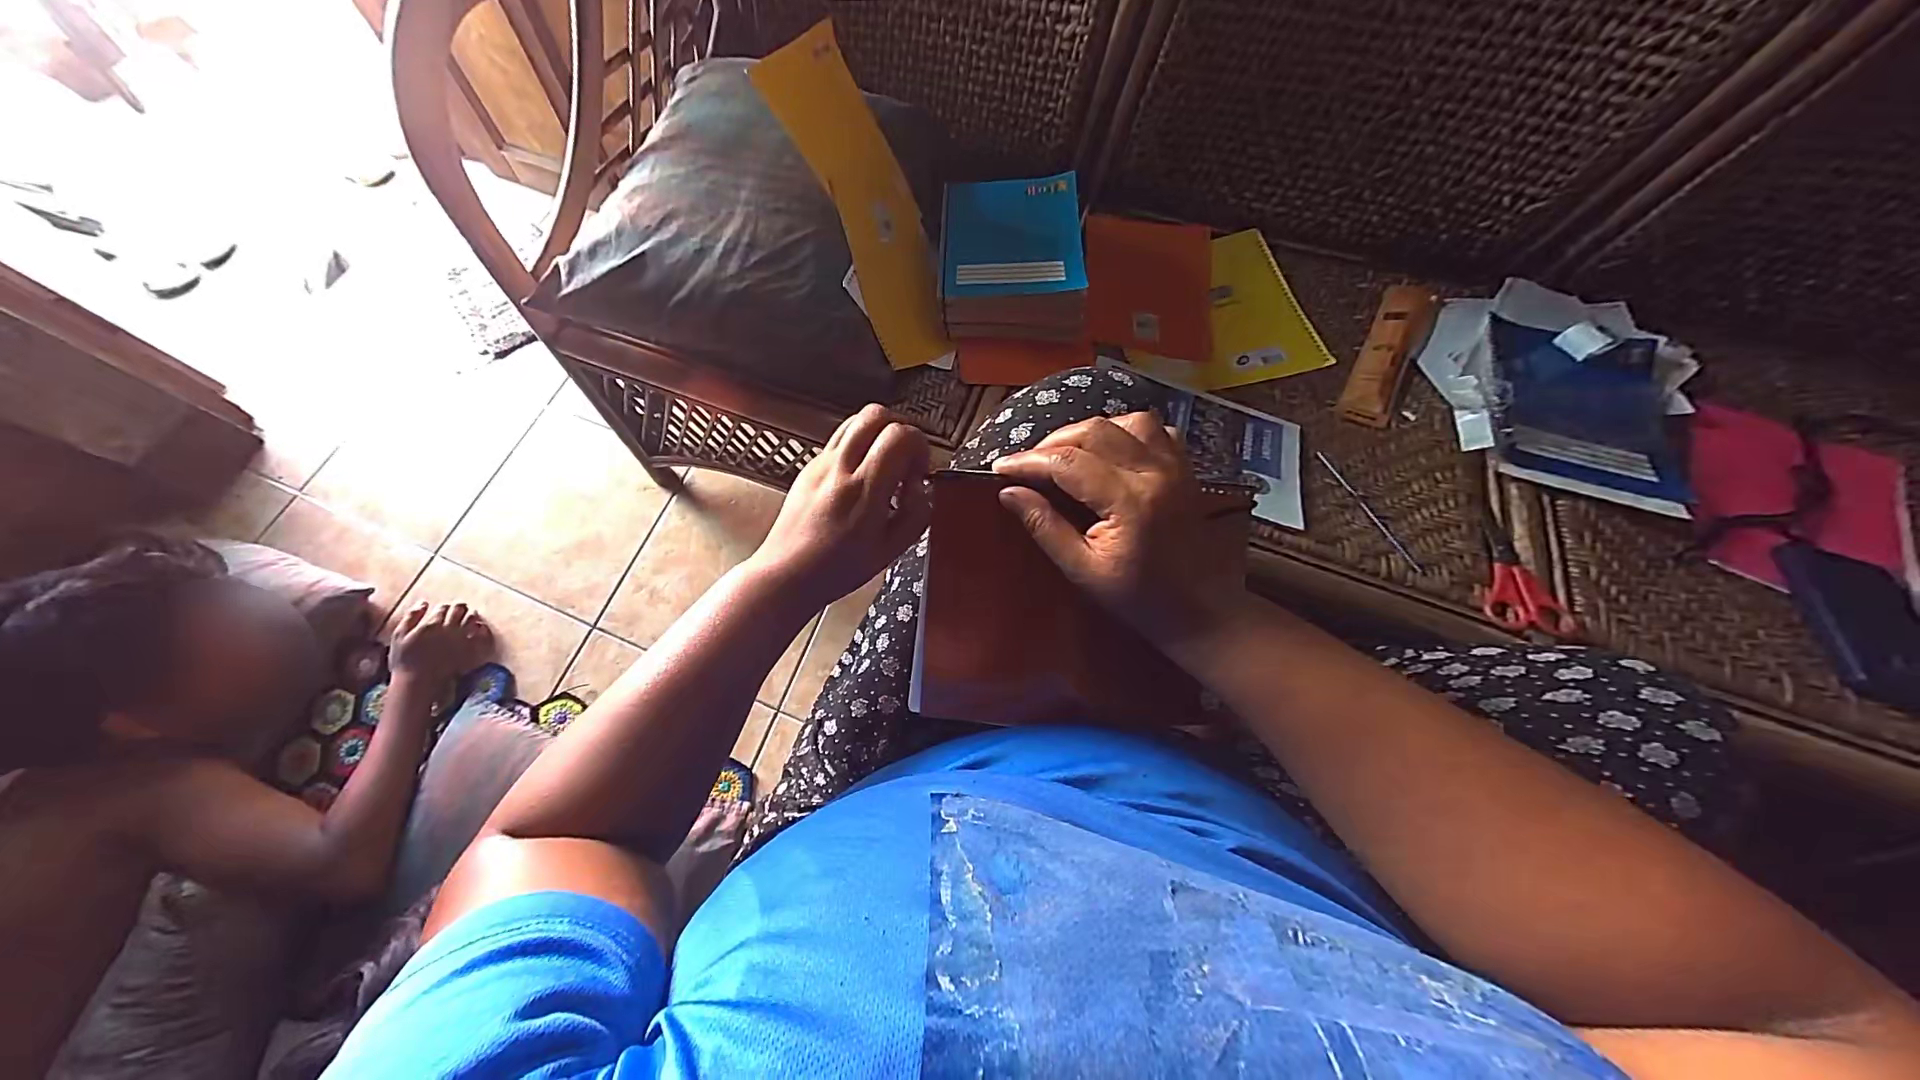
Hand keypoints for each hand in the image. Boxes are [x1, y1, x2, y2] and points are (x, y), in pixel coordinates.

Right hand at [389, 602, 492, 682]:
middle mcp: (449, 628)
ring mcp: (462, 638)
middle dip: (460, 607)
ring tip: (470, 615)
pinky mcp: (471, 648)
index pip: (443, 608)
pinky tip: (480, 627)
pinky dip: (482, 628)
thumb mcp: (399, 636)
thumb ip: (410, 617)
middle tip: (460, 608)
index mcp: (431, 624)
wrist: (420, 681)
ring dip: (472, 615)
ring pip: (472, 618)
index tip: (444, 610)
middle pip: (460, 609)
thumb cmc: (405, 660)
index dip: (444, 608)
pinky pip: (482, 634)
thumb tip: (423, 603)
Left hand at [747, 404, 931, 612]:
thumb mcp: (890, 551)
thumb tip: (922, 489)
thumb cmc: (832, 569)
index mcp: (863, 491)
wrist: (787, 575)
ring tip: (884, 468)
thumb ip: (916, 515)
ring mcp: (820, 465)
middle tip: (905, 461)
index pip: (899, 436)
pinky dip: (860, 448)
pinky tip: (863, 479)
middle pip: (876, 414)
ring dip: (879, 436)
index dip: (920, 447)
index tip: (919, 471)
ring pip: (856, 420)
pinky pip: (841, 440)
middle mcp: (839, 470)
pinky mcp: (809, 467)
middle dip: (901, 431)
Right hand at [992, 412, 1246, 649]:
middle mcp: (1155, 472)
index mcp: (1130, 501)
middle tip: (1028, 465)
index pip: (1068, 462)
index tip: (1001, 468)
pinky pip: (1154, 430)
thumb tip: (1009, 492)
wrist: (1201, 609)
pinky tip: (1109, 453)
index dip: (1028, 461)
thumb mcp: (1083, 570)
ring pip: (1127, 420)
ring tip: (1066, 454)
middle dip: (1053, 442)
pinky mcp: (1185, 467)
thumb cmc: (1139, 598)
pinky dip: (1125, 432)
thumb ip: (1045, 527)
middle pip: (1094, 429)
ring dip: (1090, 431)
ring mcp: (1175, 466)